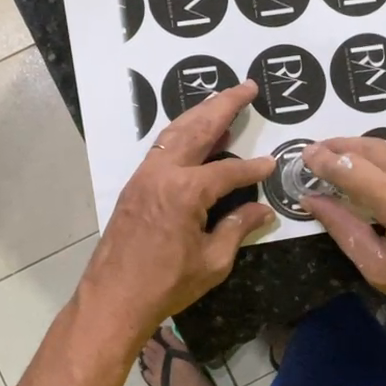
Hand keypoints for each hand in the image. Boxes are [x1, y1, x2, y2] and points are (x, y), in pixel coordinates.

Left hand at [74, 80, 275, 342]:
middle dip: (224, 105)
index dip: (253, 168)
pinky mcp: (133, 186)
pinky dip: (181, 134)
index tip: (272, 163)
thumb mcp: (212, 261)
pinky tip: (194, 135)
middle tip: (247, 87)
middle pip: (198, 129)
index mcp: (186, 191)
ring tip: (223, 101)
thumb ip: (238, 229)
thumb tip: (263, 210)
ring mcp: (143, 176)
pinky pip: (161, 148)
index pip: (229, 171)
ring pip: (174, 132)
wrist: (113, 299)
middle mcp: (162, 172)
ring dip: (200, 114)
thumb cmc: (165, 285)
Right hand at [301, 137, 385, 356]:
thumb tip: (311, 199)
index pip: (356, 171)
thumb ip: (343, 227)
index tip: (305, 154)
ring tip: (346, 163)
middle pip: (378, 151)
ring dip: (371, 156)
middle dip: (345, 148)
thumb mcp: (379, 269)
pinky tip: (385, 179)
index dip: (327, 161)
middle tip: (319, 151)